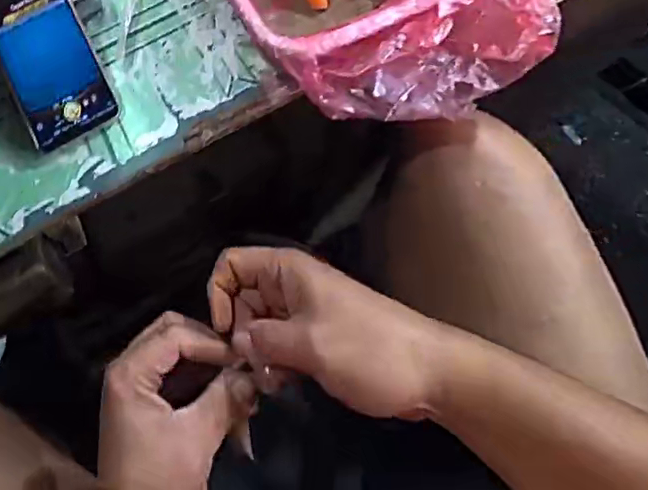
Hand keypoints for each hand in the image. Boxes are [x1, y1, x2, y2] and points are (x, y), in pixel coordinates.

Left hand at [98, 312, 257, 489]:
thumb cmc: (157, 483)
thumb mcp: (194, 441)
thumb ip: (224, 400)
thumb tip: (252, 374)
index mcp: (129, 372)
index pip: (174, 334)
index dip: (211, 343)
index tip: (243, 360)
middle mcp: (125, 369)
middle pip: (170, 333)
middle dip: (207, 346)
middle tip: (238, 364)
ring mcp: (131, 385)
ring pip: (173, 353)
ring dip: (206, 366)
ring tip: (238, 383)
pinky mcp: (140, 403)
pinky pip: (171, 375)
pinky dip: (198, 382)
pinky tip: (225, 398)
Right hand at [208, 246, 449, 420]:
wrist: (428, 373)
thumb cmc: (367, 348)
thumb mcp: (310, 344)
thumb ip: (264, 340)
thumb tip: (236, 342)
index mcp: (285, 270)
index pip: (231, 263)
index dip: (219, 294)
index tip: (225, 333)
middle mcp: (288, 285)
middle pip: (240, 297)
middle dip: (239, 332)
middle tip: (252, 367)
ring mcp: (301, 311)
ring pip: (257, 325)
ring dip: (258, 354)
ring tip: (274, 381)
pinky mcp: (312, 337)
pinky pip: (277, 343)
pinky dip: (274, 363)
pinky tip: (285, 384)